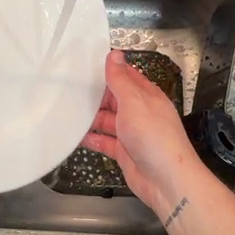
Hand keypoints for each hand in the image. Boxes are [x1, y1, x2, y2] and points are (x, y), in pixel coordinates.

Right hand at [82, 51, 209, 218]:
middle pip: (115, 99)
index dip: (109, 71)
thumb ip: (121, 80)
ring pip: (108, 121)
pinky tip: (76, 136)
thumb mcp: (134, 102)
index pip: (127, 77)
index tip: (85, 65)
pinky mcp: (124, 152)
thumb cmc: (154, 137)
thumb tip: (114, 54)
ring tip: (68, 111)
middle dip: (95, 95)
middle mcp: (140, 113)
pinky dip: (92, 139)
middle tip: (69, 88)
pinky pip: (105, 142)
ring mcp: (132, 134)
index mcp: (147, 97)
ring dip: (91, 118)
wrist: (166, 180)